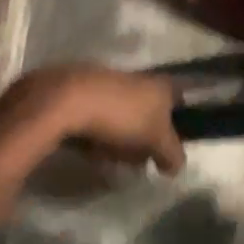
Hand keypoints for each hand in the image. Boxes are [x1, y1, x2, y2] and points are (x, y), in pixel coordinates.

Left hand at [0, 65, 185, 173]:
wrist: (64, 100)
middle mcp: (136, 76)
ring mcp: (105, 79)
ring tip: (111, 157)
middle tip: (139, 158)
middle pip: (148, 108)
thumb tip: (177, 166)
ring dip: (120, 134)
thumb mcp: (157, 142)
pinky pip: (95, 112)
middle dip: (145, 134)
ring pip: (121, 111)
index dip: (178, 121)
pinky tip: (89, 147)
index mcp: (159, 84)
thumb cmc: (122, 117)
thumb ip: (172, 154)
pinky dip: (96, 129)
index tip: (168, 144)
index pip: (180, 99)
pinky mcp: (78, 87)